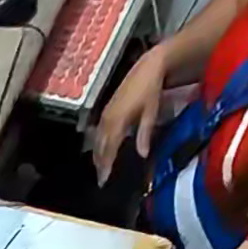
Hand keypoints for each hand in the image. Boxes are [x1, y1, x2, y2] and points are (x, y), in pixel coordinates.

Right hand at [92, 43, 168, 184]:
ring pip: (96, 142)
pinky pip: (97, 134)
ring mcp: (104, 117)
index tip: (104, 180)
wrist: (146, 67)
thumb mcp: (151, 111)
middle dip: (99, 165)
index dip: (105, 166)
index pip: (108, 150)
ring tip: (99, 169)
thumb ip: (145, 133)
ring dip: (97, 156)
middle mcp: (106, 121)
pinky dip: (98, 146)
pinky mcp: (104, 113)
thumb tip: (143, 155)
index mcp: (117, 122)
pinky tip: (102, 151)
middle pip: (99, 148)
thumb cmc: (151, 89)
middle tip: (101, 180)